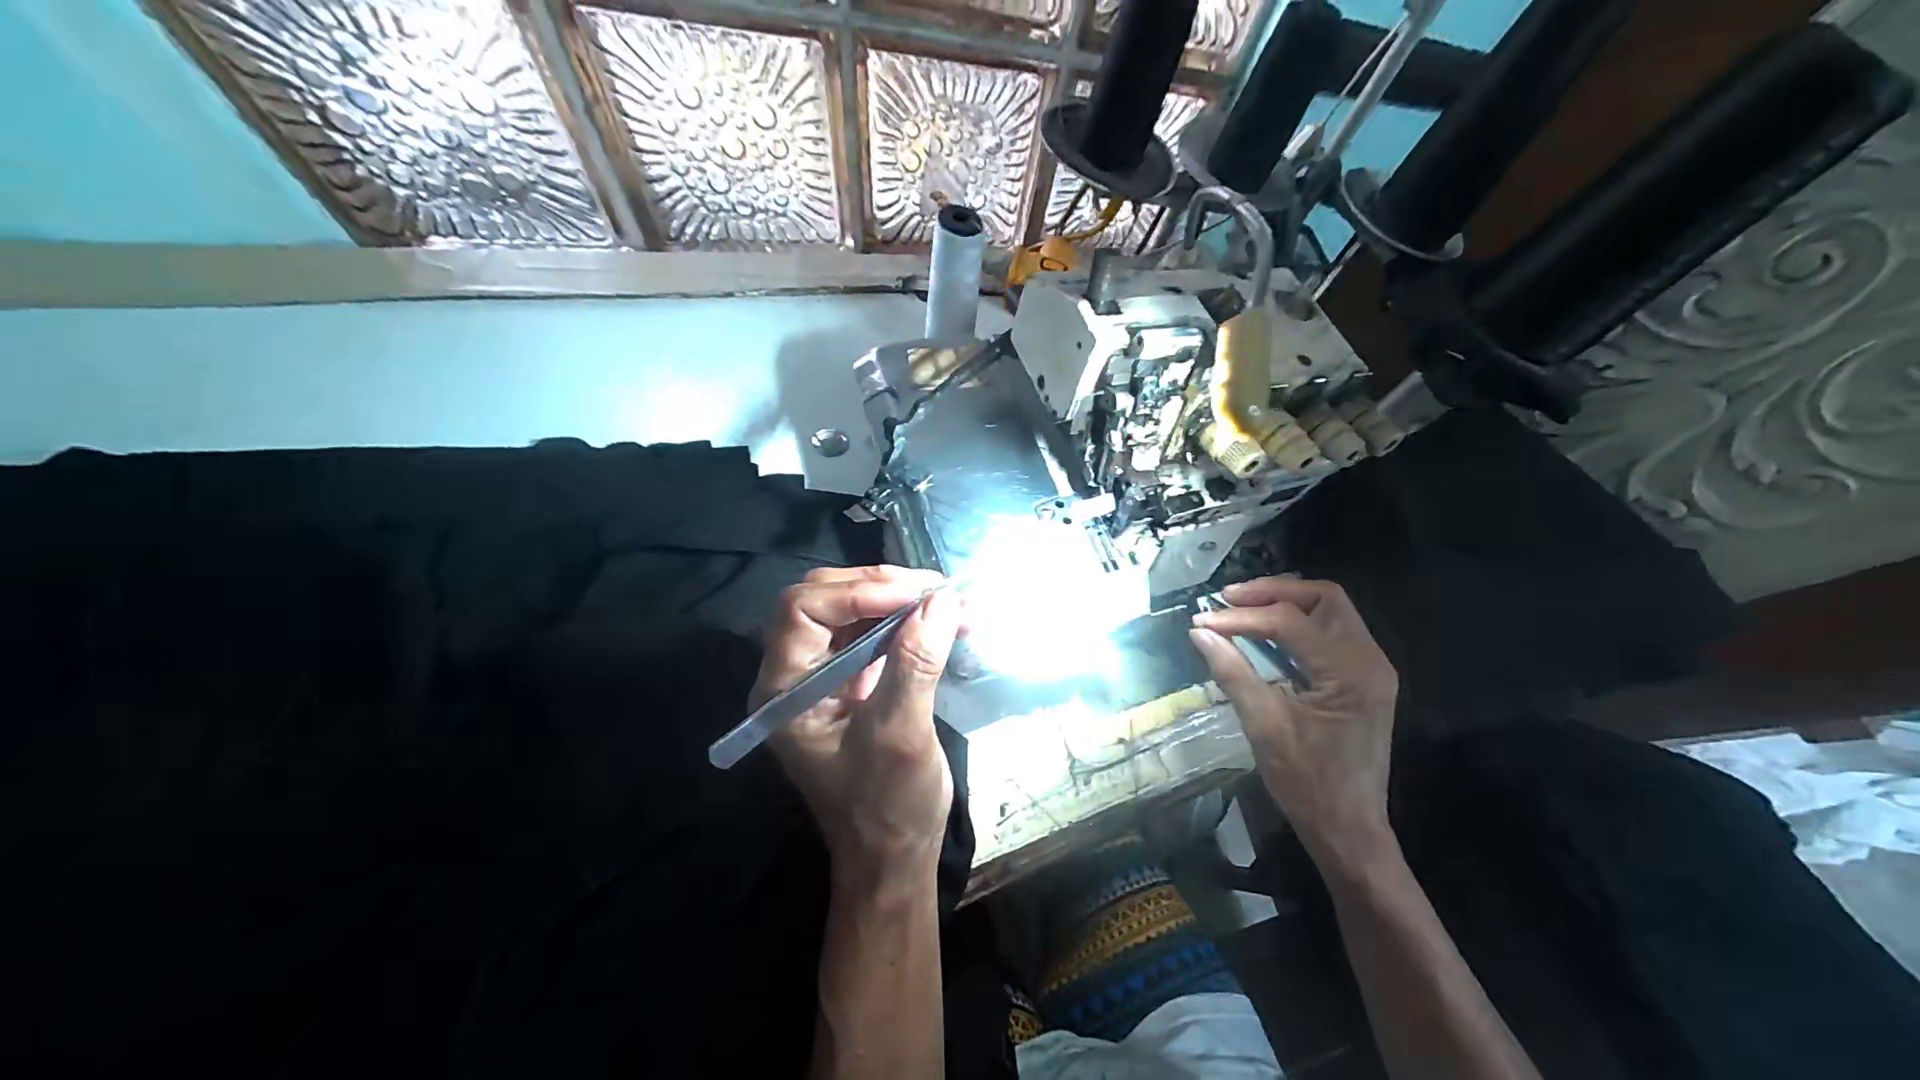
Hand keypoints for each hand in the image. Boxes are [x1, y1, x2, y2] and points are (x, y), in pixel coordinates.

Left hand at [751, 566, 963, 873]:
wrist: (892, 854)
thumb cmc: (887, 807)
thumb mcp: (901, 734)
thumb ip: (915, 663)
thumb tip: (944, 599)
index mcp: (784, 690)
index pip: (802, 610)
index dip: (857, 592)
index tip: (917, 595)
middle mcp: (794, 675)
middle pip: (824, 600)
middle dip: (880, 588)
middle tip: (936, 590)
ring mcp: (823, 676)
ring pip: (851, 611)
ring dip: (900, 600)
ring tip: (952, 600)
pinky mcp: (851, 681)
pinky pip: (873, 633)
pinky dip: (908, 621)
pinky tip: (946, 620)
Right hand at [1187, 577, 1398, 861]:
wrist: (1347, 827)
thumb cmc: (1306, 782)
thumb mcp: (1262, 725)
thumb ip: (1232, 671)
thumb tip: (1198, 632)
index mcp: (1350, 673)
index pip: (1291, 623)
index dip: (1242, 617)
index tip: (1203, 620)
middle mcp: (1371, 661)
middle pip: (1325, 598)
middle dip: (1273, 592)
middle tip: (1229, 599)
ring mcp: (1372, 669)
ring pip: (1331, 610)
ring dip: (1286, 602)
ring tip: (1242, 609)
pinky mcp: (1364, 678)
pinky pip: (1333, 631)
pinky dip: (1299, 622)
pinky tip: (1267, 631)